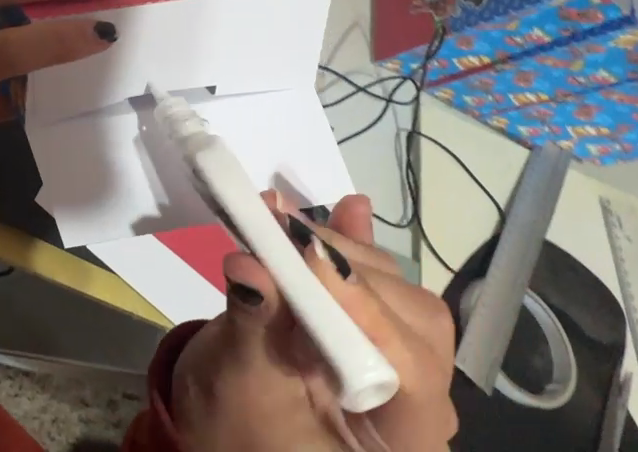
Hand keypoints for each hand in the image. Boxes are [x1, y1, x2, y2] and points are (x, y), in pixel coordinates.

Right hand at [170, 193, 457, 451]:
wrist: (221, 429)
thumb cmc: (233, 426)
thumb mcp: (241, 383)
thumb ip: (254, 326)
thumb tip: (248, 264)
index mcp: (402, 435)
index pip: (405, 367)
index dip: (361, 306)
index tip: (303, 253)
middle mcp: (417, 399)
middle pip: (405, 321)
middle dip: (341, 269)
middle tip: (275, 224)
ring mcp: (397, 361)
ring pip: (389, 292)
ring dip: (334, 249)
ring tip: (274, 214)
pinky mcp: (369, 329)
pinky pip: (373, 283)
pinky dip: (356, 244)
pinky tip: (349, 209)